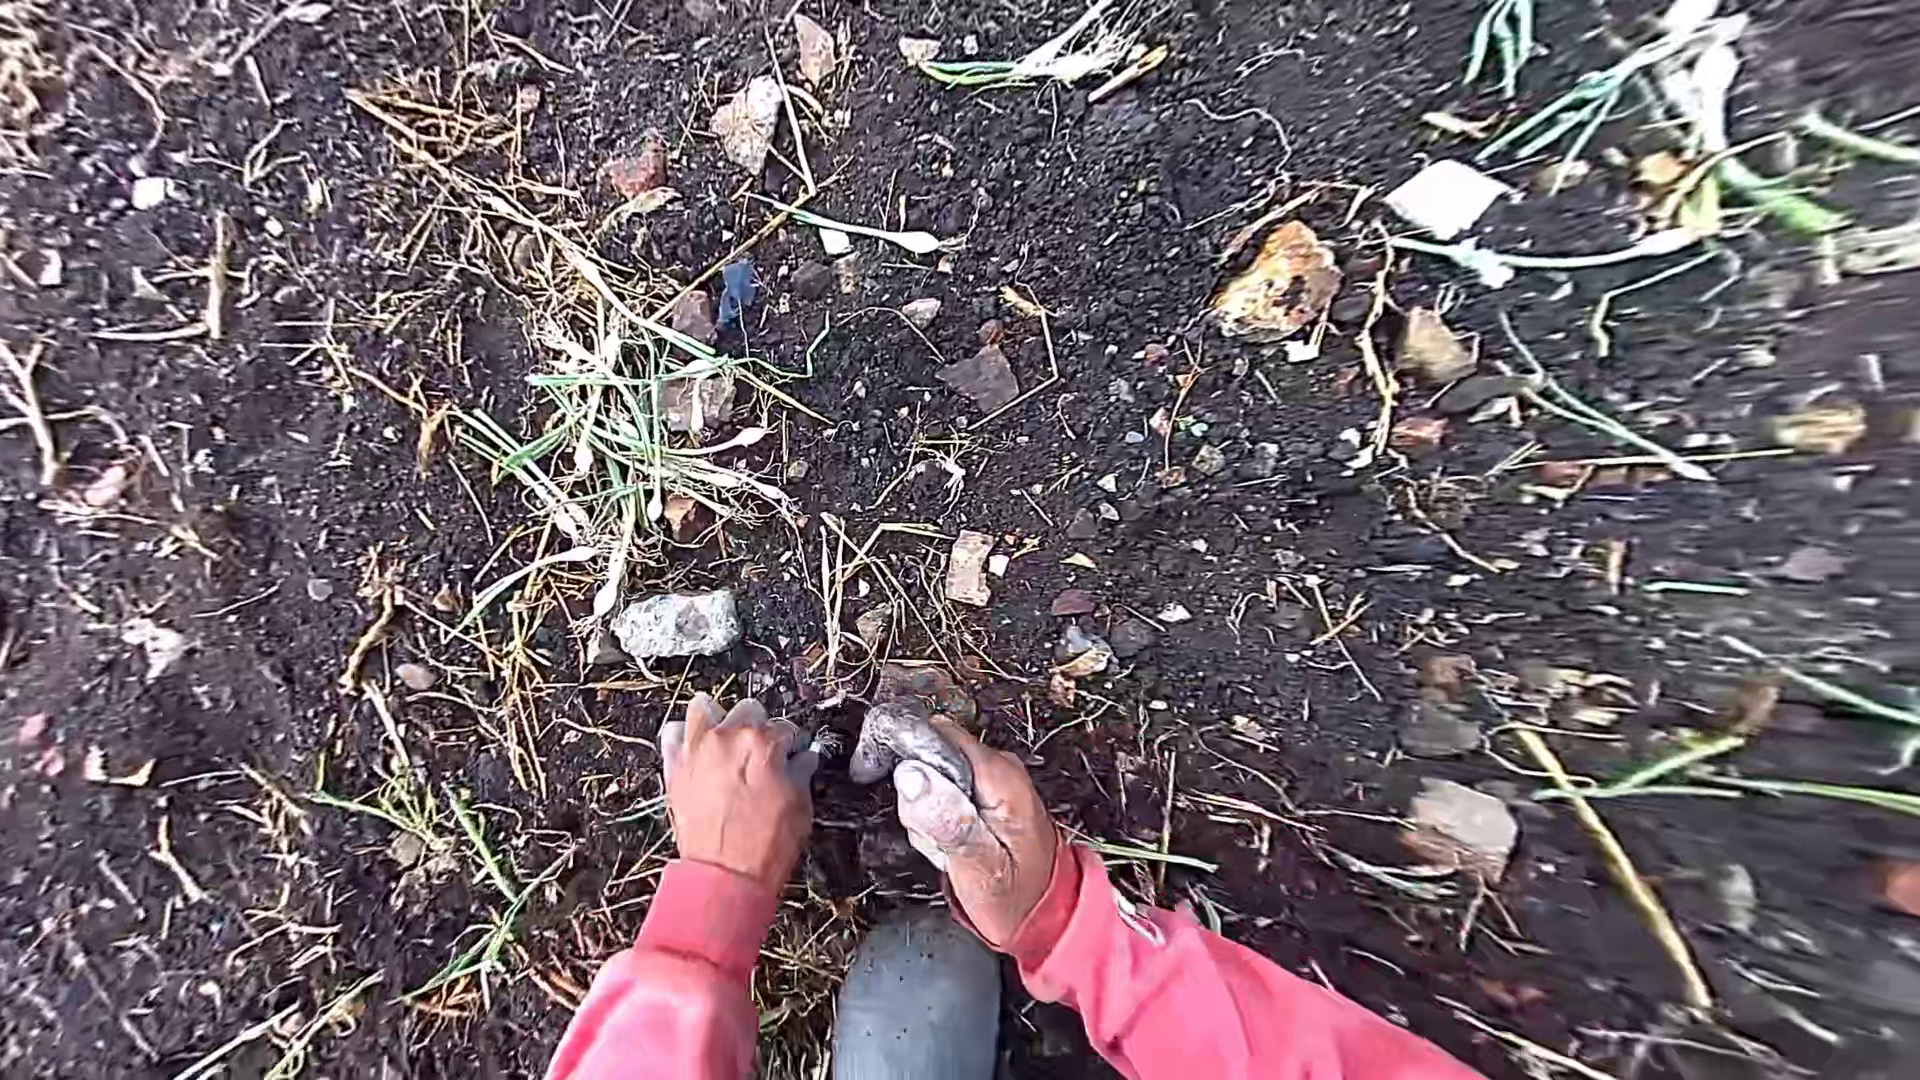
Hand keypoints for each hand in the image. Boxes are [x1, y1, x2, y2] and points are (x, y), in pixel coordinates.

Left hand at [658, 694, 816, 893]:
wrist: (725, 879)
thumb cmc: (764, 845)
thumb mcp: (799, 803)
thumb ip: (800, 771)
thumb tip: (802, 759)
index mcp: (764, 742)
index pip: (786, 728)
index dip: (791, 745)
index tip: (791, 757)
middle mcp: (729, 738)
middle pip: (749, 710)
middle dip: (758, 728)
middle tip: (762, 752)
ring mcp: (698, 751)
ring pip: (705, 709)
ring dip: (719, 719)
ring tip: (726, 736)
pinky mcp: (676, 769)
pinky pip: (673, 736)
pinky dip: (683, 737)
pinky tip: (695, 746)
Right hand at [893, 715, 1056, 948]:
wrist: (1045, 917)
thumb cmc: (1017, 898)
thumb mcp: (978, 866)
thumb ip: (947, 819)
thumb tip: (913, 775)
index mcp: (1001, 777)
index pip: (939, 737)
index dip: (916, 767)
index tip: (918, 805)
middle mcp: (1001, 766)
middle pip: (934, 755)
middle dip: (922, 795)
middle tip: (938, 837)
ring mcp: (995, 775)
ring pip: (935, 773)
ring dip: (930, 810)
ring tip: (949, 845)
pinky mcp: (988, 787)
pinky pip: (946, 787)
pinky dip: (941, 815)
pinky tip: (954, 842)